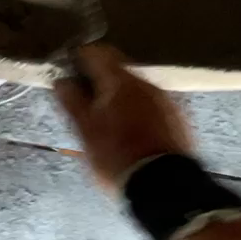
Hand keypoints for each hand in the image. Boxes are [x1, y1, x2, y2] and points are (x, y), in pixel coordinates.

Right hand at [53, 44, 194, 188]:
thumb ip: (71, 101)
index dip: (79, 58)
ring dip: (120, 96)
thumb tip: (61, 81)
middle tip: (85, 101)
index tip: (68, 71)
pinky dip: (139, 109)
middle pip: (118, 69)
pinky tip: (132, 130)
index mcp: (119, 81)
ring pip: (136, 88)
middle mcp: (146, 83)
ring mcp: (166, 100)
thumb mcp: (84, 131)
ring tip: (108, 120)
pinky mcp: (179, 118)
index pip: (96, 52)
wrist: (164, 187)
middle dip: (101, 80)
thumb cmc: (116, 156)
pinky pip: (153, 104)